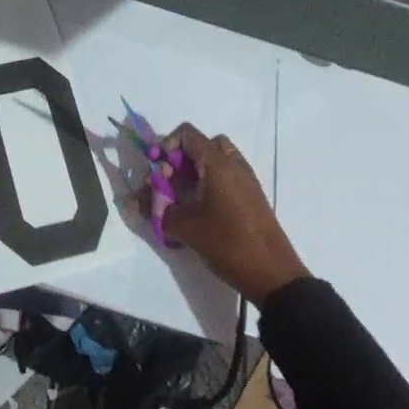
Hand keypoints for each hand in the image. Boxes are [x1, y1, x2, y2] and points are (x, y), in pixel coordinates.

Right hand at [140, 124, 308, 304]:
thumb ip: (157, 210)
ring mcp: (246, 180)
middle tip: (170, 183)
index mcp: (218, 164)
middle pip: (203, 144)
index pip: (187, 134)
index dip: (166, 146)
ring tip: (183, 196)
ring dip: (196, 170)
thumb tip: (135, 202)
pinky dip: (210, 181)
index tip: (158, 171)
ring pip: (217, 159)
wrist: (273, 274)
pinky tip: (200, 209)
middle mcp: (234, 164)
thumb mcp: (186, 227)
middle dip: (181, 158)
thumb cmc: (228, 243)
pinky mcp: (252, 196)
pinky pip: (227, 175)